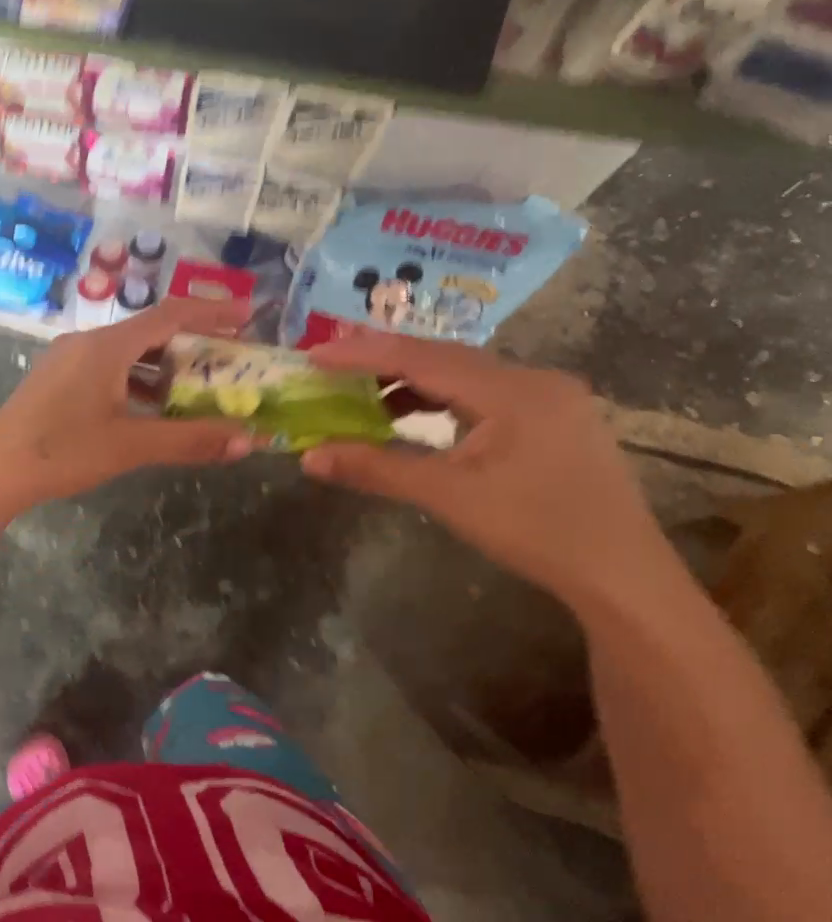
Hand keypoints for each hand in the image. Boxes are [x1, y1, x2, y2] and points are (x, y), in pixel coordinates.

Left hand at [0, 298, 253, 520]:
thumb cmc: (63, 452)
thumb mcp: (131, 446)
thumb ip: (190, 439)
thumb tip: (248, 440)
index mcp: (104, 346)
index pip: (169, 315)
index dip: (212, 313)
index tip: (249, 316)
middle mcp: (84, 343)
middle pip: (148, 332)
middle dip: (191, 343)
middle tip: (230, 359)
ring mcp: (65, 360)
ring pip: (125, 353)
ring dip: (162, 367)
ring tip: (197, 388)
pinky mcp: (54, 380)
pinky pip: (105, 368)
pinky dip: (135, 380)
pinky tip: (151, 407)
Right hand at [300, 331, 675, 608]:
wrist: (622, 576)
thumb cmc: (536, 531)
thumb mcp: (447, 496)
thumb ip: (375, 468)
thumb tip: (308, 456)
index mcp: (513, 391)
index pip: (422, 358)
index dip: (362, 353)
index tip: (312, 355)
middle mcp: (535, 380)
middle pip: (443, 357)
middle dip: (381, 360)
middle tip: (328, 367)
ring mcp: (549, 398)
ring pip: (463, 374)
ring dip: (408, 381)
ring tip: (361, 397)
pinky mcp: (552, 419)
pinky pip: (482, 393)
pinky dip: (438, 398)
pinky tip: (411, 417)